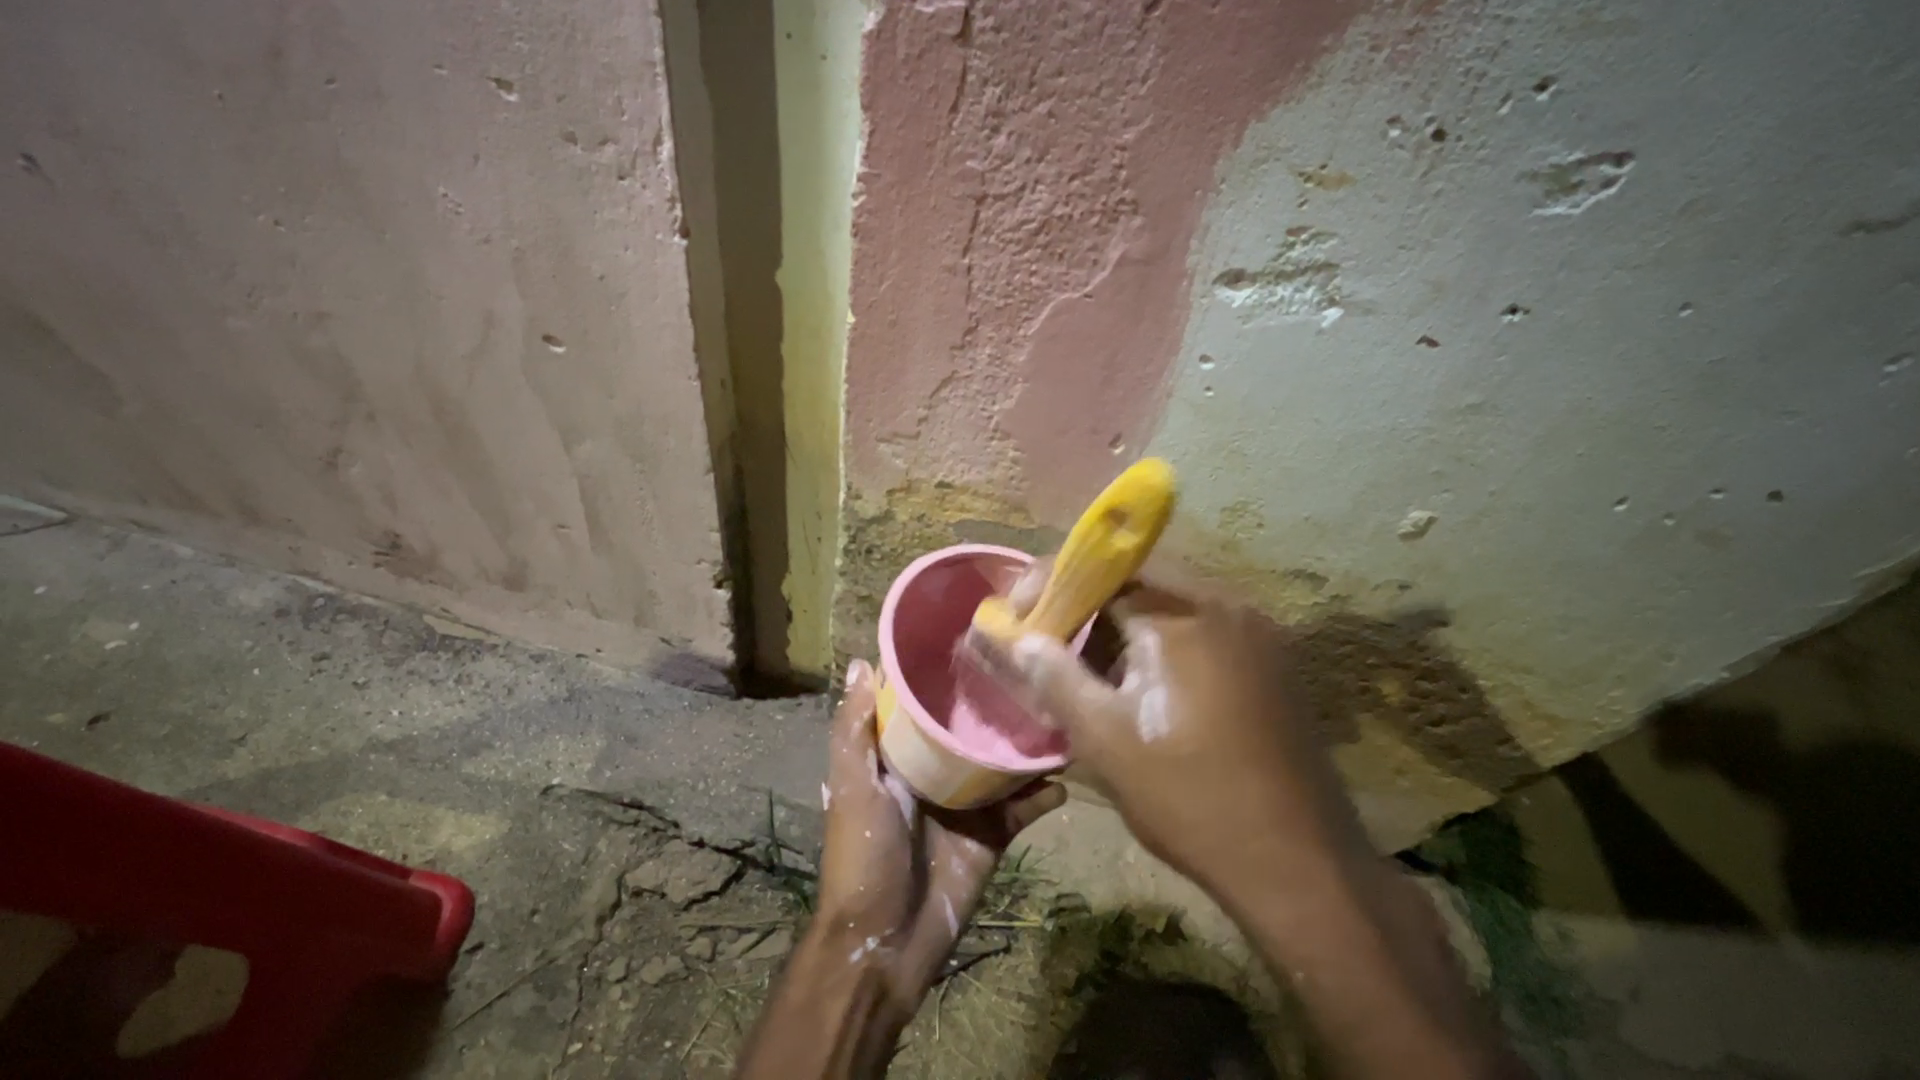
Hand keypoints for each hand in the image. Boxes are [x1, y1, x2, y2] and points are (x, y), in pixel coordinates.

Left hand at [813, 659, 1063, 1006]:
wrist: (885, 942)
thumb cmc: (862, 857)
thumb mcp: (852, 788)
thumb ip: (855, 730)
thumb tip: (863, 663)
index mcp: (897, 757)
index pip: (922, 704)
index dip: (943, 673)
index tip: (977, 631)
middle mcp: (934, 772)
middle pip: (970, 729)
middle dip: (998, 703)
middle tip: (1037, 665)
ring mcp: (967, 804)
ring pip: (1003, 763)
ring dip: (1028, 744)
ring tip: (1063, 709)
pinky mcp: (993, 834)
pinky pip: (1023, 807)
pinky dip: (1044, 793)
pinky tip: (1064, 775)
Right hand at [971, 564, 1376, 904]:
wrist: (1299, 862)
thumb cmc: (1192, 800)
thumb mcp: (1107, 742)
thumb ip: (1057, 678)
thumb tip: (1019, 636)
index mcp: (1184, 616)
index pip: (1103, 573)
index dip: (1052, 586)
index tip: (1016, 617)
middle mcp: (1228, 606)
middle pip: (1139, 583)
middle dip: (1086, 606)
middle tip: (1047, 642)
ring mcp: (1259, 634)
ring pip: (1173, 606)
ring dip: (1124, 627)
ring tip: (1087, 667)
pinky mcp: (1274, 664)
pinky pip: (1204, 631)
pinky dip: (1164, 643)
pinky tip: (1143, 686)